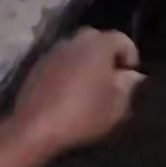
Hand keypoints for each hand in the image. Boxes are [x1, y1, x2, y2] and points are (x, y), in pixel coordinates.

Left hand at [9, 28, 145, 155]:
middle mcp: (73, 42)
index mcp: (97, 45)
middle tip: (111, 78)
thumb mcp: (116, 107)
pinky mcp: (36, 66)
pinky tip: (68, 90)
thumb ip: (128, 86)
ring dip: (86, 61)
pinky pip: (60, 61)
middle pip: (96, 39)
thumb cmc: (82, 115)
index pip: (121, 39)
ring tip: (90, 85)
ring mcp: (51, 52)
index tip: (130, 76)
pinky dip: (68, 69)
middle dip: (107, 55)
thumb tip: (131, 75)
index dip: (131, 56)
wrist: (34, 127)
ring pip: (75, 49)